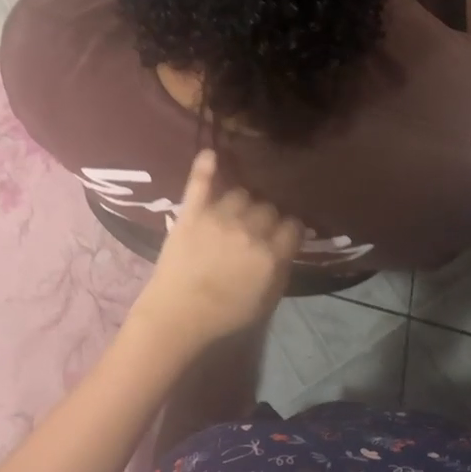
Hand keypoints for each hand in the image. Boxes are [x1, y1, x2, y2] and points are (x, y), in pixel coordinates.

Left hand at [129, 151, 301, 352]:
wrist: (177, 318)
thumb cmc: (225, 318)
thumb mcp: (266, 301)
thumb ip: (281, 268)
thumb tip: (288, 245)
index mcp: (271, 254)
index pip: (292, 226)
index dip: (289, 230)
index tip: (284, 234)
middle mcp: (249, 229)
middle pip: (267, 207)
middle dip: (265, 216)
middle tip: (256, 228)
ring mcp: (218, 216)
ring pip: (240, 193)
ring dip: (241, 201)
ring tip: (235, 211)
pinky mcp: (191, 212)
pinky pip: (200, 182)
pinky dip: (204, 166)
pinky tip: (210, 153)